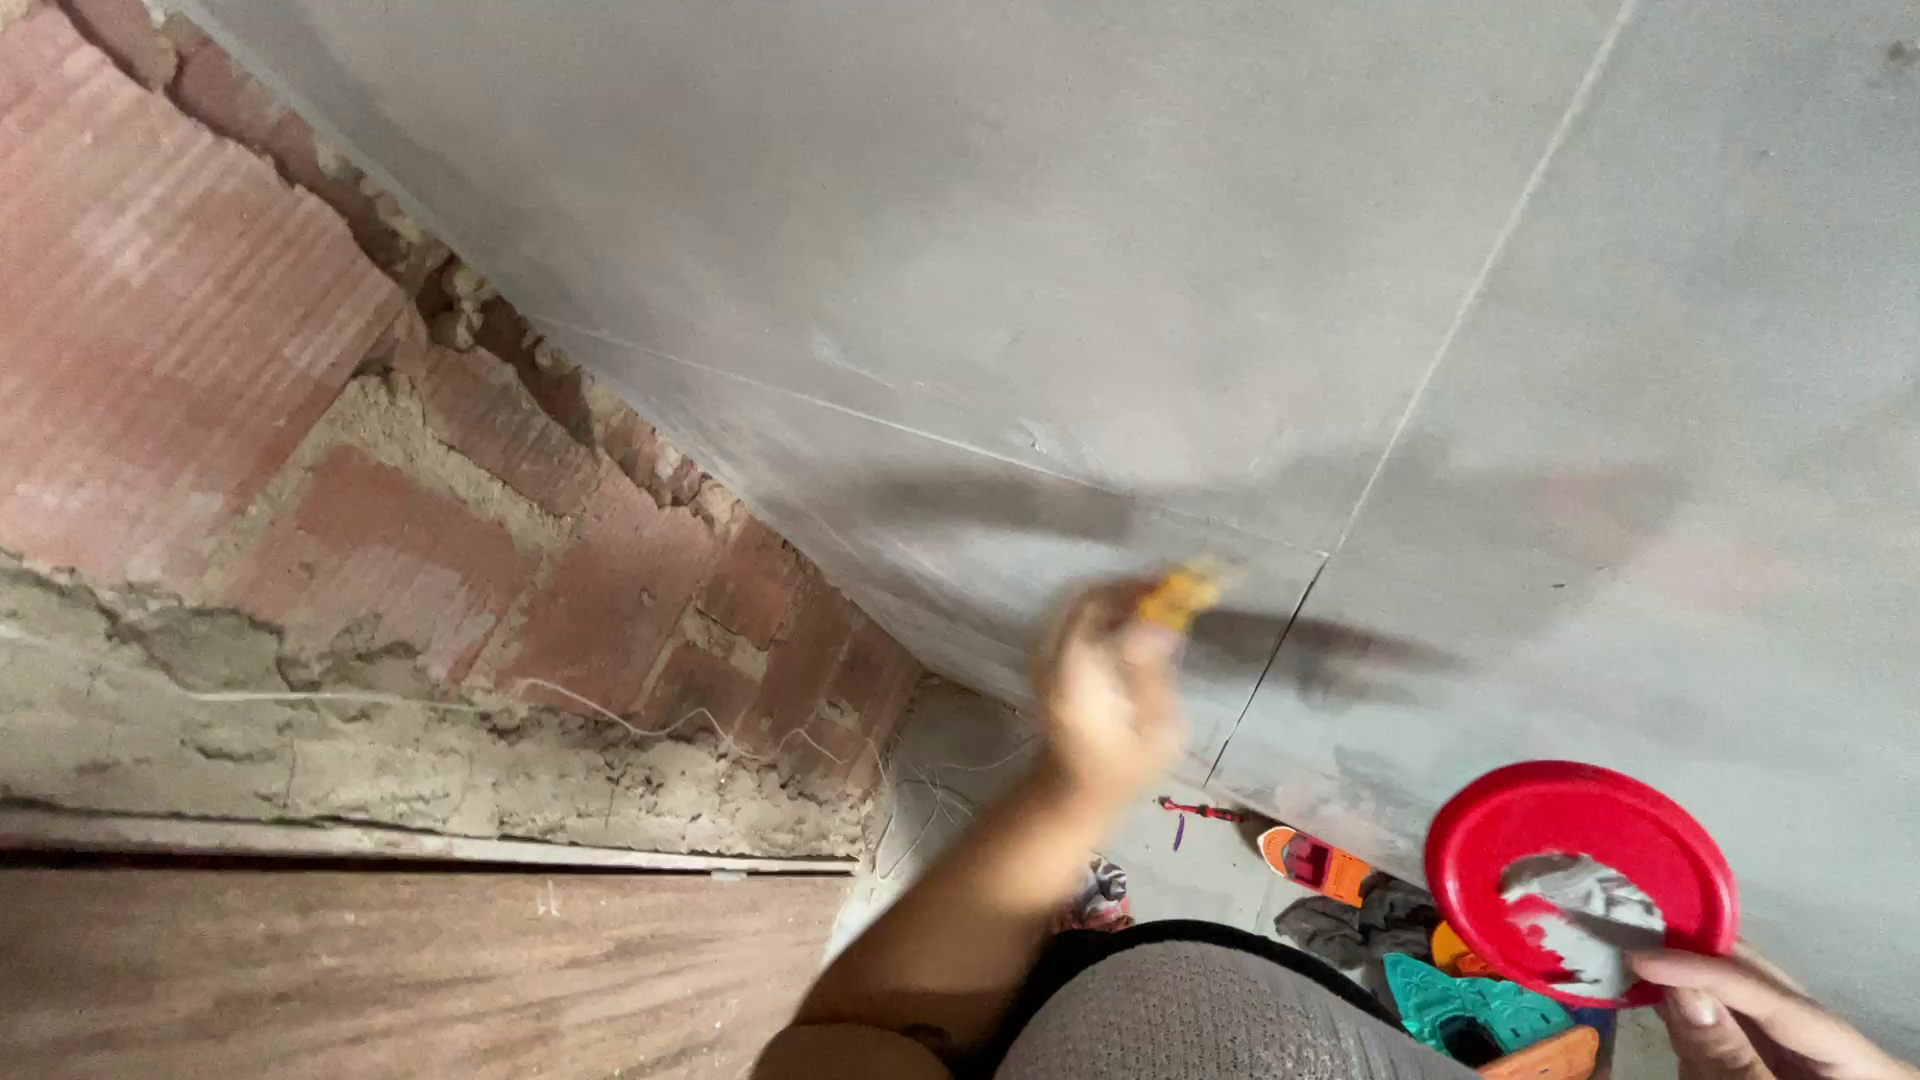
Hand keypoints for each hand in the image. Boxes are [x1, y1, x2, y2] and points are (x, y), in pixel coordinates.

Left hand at [1030, 580, 1184, 798]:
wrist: (1071, 789)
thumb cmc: (1121, 770)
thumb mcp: (1154, 732)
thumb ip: (1153, 674)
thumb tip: (1161, 623)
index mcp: (1074, 675)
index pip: (1097, 609)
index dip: (1136, 590)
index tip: (1176, 584)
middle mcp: (1049, 656)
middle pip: (1088, 597)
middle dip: (1132, 587)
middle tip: (1175, 588)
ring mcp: (1043, 655)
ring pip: (1083, 602)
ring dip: (1123, 595)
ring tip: (1165, 600)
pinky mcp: (1049, 657)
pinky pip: (1080, 617)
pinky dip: (1112, 609)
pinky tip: (1143, 619)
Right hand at [1630, 948, 1917, 1079]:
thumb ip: (1727, 1057)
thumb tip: (1678, 988)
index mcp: (1872, 1071)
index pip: (1785, 1003)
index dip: (1709, 972)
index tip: (1641, 957)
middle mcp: (1843, 1052)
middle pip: (1767, 989)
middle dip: (1698, 961)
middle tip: (1631, 928)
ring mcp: (1807, 1057)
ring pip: (1741, 999)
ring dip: (1685, 978)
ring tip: (1632, 950)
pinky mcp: (1770, 1061)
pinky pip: (1727, 1022)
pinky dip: (1686, 1007)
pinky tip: (1648, 985)